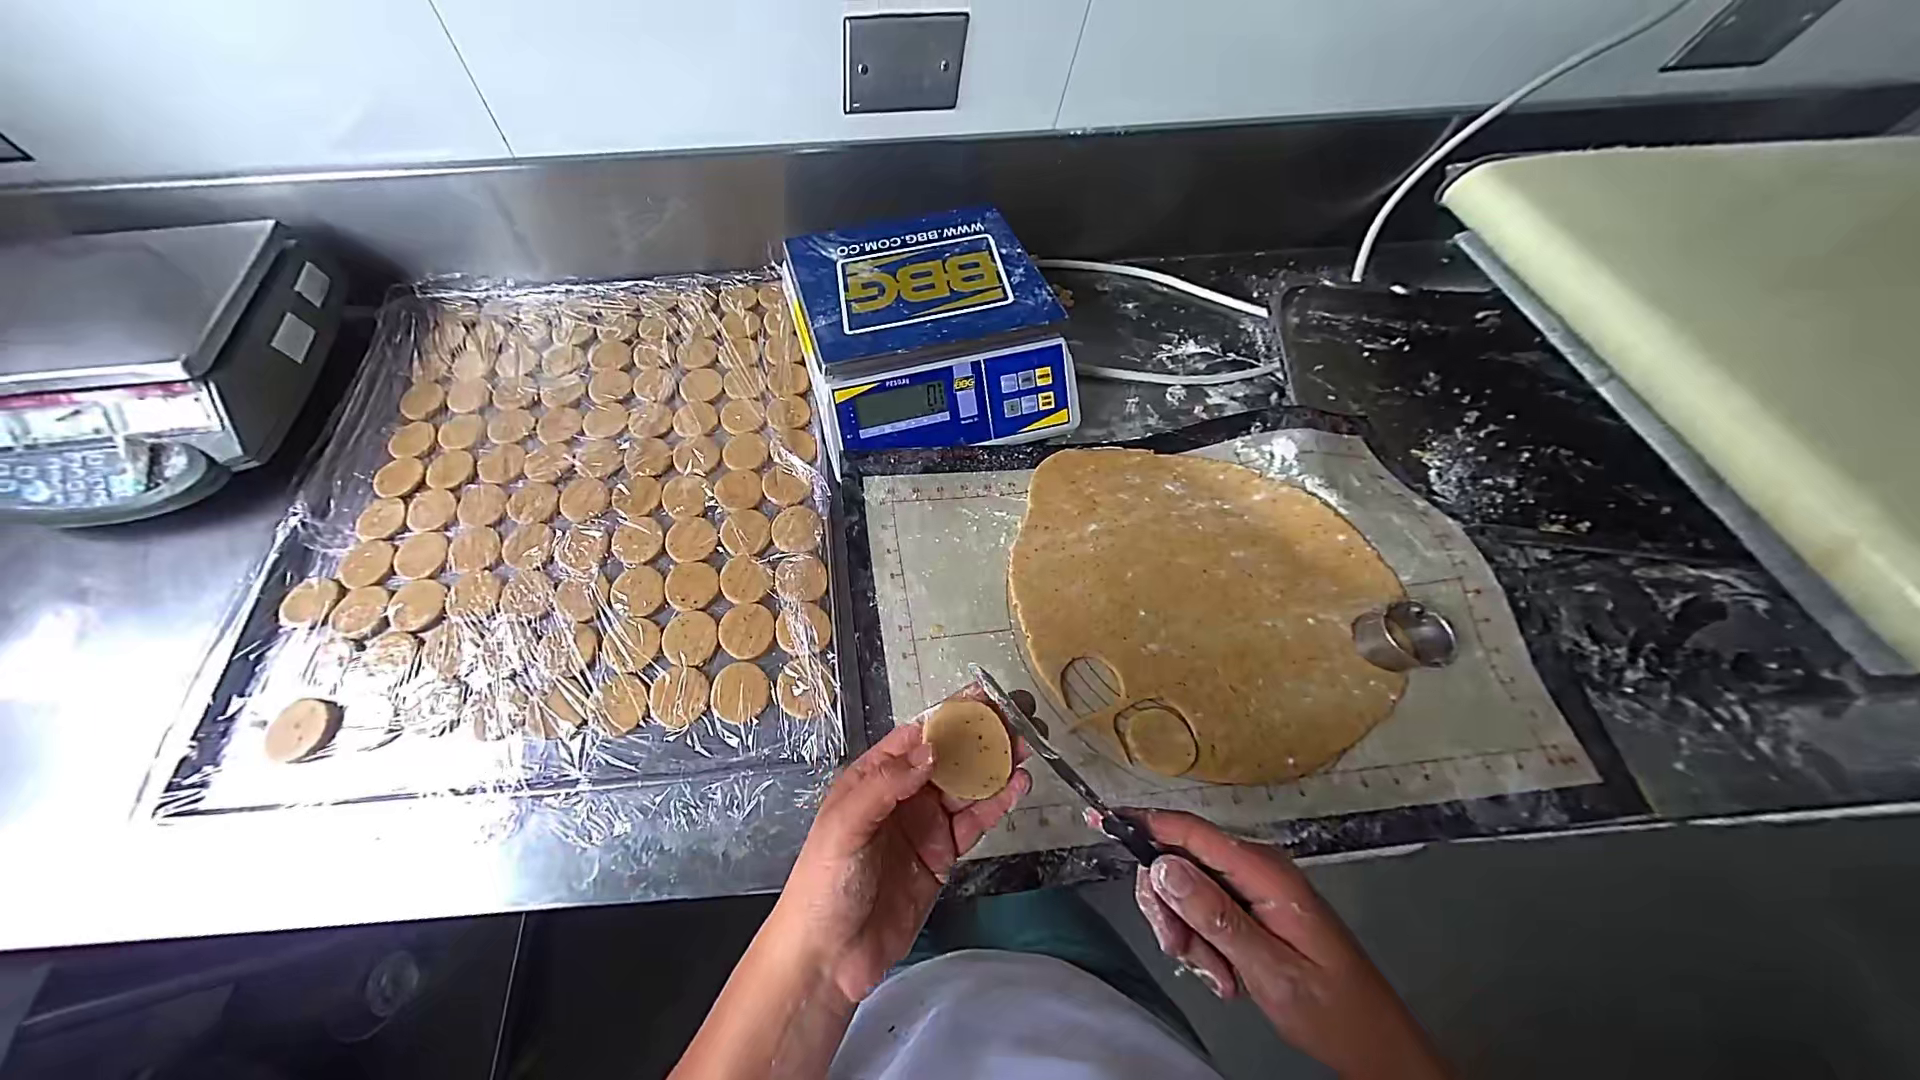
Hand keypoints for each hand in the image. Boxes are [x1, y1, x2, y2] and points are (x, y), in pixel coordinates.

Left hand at [773, 689, 1031, 1003]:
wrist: (829, 957)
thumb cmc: (825, 881)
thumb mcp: (846, 824)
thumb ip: (887, 784)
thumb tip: (931, 750)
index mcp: (875, 776)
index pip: (918, 736)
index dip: (950, 716)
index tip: (983, 698)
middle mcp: (904, 794)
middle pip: (949, 757)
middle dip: (981, 737)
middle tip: (1016, 718)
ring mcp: (925, 824)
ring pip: (968, 785)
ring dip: (996, 766)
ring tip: (1026, 748)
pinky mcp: (943, 854)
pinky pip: (975, 821)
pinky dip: (997, 803)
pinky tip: (1017, 787)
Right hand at [1130, 809, 1450, 1079]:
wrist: (1374, 1043)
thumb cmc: (1332, 1008)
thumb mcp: (1271, 969)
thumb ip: (1215, 916)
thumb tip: (1163, 866)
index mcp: (1263, 870)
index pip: (1189, 831)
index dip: (1142, 822)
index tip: (1100, 819)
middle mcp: (1253, 866)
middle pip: (1179, 861)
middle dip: (1169, 907)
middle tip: (1181, 952)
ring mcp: (1250, 884)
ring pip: (1185, 888)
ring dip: (1187, 932)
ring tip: (1217, 975)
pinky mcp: (1247, 903)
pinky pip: (1201, 908)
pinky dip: (1200, 940)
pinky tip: (1223, 971)